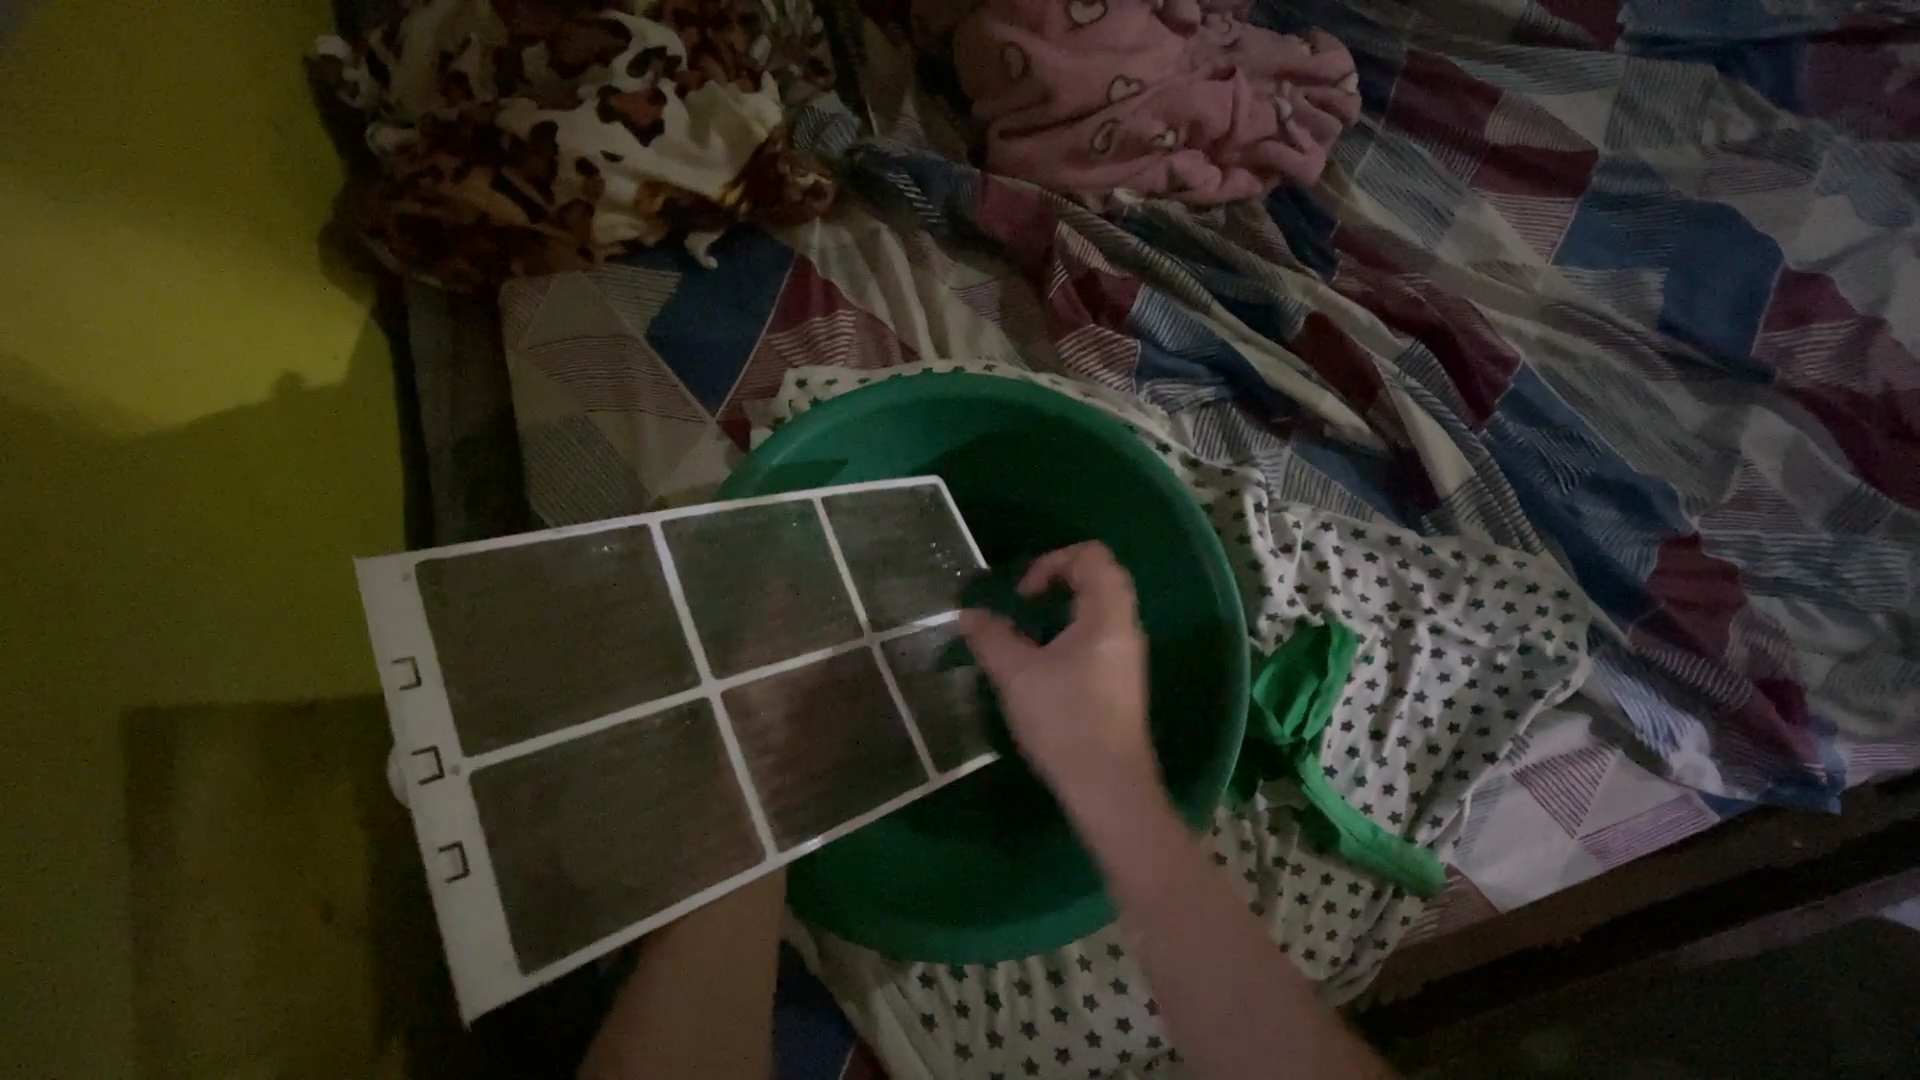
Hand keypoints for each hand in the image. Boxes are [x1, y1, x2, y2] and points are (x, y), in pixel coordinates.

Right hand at [957, 542, 1158, 815]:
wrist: (1109, 789)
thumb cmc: (1066, 722)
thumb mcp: (1017, 675)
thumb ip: (991, 637)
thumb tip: (969, 614)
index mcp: (1108, 615)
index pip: (1092, 556)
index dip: (1052, 561)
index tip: (1022, 594)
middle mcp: (1125, 628)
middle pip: (1098, 578)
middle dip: (1055, 582)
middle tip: (1021, 607)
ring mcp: (1126, 657)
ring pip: (1097, 610)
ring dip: (1059, 611)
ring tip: (1024, 637)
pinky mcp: (1120, 682)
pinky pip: (1097, 637)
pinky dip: (1067, 635)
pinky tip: (1040, 667)